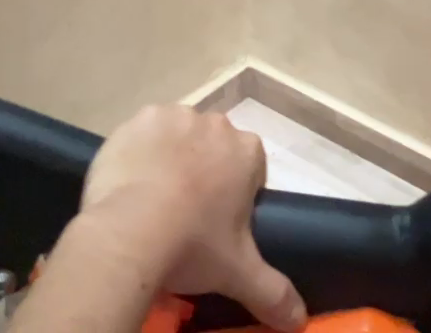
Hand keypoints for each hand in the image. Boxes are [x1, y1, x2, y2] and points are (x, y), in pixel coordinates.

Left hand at [79, 105, 306, 330]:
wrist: (129, 233)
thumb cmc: (192, 246)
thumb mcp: (238, 274)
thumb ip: (274, 293)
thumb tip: (301, 320)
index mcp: (248, 153)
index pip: (247, 168)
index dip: (231, 194)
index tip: (212, 223)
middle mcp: (218, 125)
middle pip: (213, 148)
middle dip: (201, 173)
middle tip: (180, 215)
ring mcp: (178, 117)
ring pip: (179, 136)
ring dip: (171, 158)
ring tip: (150, 202)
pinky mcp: (141, 118)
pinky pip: (144, 131)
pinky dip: (139, 150)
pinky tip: (129, 181)